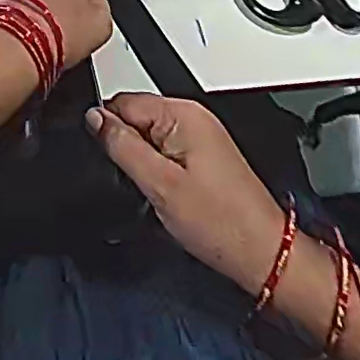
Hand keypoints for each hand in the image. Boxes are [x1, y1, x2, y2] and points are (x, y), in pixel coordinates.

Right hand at [86, 93, 284, 288]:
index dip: (109, 133)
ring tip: (160, 191)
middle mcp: (192, 117)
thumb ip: (120, 145)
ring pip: (146, 137)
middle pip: (133, 118)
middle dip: (127, 149)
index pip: (121, 102)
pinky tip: (170, 193)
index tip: (117, 163)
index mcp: (182, 113)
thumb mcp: (159, 184)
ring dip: (143, 162)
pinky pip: (162, 150)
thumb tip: (93, 118)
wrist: (266, 256)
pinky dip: (158, 171)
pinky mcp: (202, 154)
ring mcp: (199, 135)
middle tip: (144, 183)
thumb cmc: (224, 224)